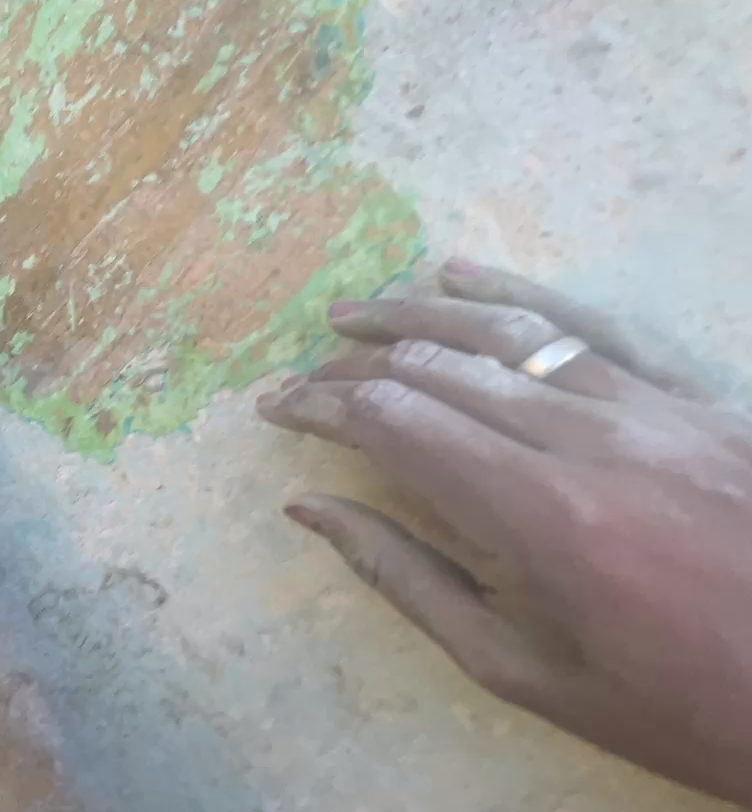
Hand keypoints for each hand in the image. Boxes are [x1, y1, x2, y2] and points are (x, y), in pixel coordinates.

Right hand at [258, 259, 751, 806]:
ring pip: (501, 331)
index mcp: (538, 512)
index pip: (387, 419)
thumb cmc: (684, 705)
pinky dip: (517, 293)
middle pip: (429, 368)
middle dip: (345, 370)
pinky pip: (598, 326)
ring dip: (407, 316)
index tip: (275, 410)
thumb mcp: (522, 670)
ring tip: (349, 315)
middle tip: (303, 384)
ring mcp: (655, 411)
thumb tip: (305, 505)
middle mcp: (588, 440)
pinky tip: (459, 274)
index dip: (315, 406)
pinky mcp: (704, 402)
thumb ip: (401, 576)